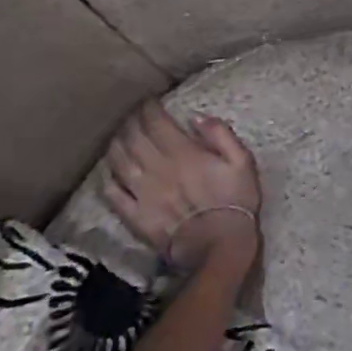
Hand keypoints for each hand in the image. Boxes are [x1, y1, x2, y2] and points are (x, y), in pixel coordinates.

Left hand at [103, 101, 261, 270]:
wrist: (221, 248)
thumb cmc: (235, 202)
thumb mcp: (242, 162)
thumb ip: (221, 134)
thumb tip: (196, 117)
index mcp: (182, 153)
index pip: (155, 122)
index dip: (148, 108)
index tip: (148, 102)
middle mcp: (157, 169)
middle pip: (134, 138)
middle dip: (131, 122)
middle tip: (133, 115)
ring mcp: (143, 193)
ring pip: (119, 161)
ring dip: (116, 144)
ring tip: (118, 136)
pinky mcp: (137, 216)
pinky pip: (115, 194)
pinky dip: (109, 179)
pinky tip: (110, 172)